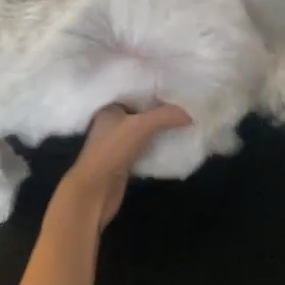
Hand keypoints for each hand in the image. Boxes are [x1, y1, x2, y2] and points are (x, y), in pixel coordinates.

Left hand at [56, 103, 191, 227]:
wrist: (94, 191)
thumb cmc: (112, 151)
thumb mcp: (141, 126)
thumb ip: (166, 116)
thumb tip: (190, 114)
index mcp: (110, 108)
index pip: (137, 93)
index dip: (157, 92)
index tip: (178, 92)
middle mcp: (111, 124)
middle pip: (142, 113)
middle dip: (161, 113)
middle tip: (186, 109)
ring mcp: (116, 144)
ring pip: (143, 133)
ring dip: (160, 131)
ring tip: (184, 126)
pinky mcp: (123, 163)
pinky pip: (144, 150)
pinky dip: (157, 148)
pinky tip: (173, 146)